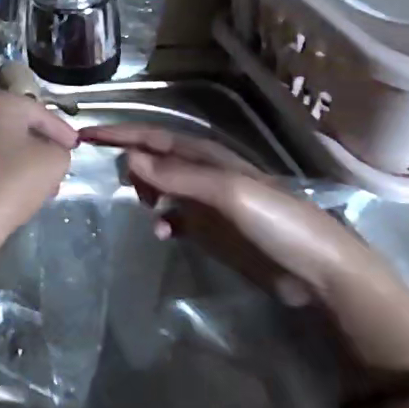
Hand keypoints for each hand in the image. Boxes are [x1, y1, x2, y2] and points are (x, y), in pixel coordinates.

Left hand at [0, 90, 77, 265]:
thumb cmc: (10, 182)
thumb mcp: (54, 161)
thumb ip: (60, 147)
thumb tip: (50, 149)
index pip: (40, 112)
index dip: (62, 131)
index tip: (77, 146)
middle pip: (19, 125)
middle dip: (42, 145)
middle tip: (59, 167)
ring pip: (3, 142)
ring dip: (24, 159)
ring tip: (43, 185)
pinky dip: (4, 167)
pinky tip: (18, 190)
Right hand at [81, 124, 408, 371]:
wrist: (324, 274)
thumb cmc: (279, 223)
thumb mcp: (228, 193)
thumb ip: (178, 175)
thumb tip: (129, 156)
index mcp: (208, 156)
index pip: (153, 136)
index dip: (119, 133)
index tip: (84, 135)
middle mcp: (203, 173)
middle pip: (153, 158)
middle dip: (132, 165)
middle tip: (122, 184)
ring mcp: (207, 203)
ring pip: (159, 187)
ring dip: (145, 194)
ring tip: (147, 211)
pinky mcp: (211, 231)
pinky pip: (172, 218)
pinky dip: (161, 221)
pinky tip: (163, 233)